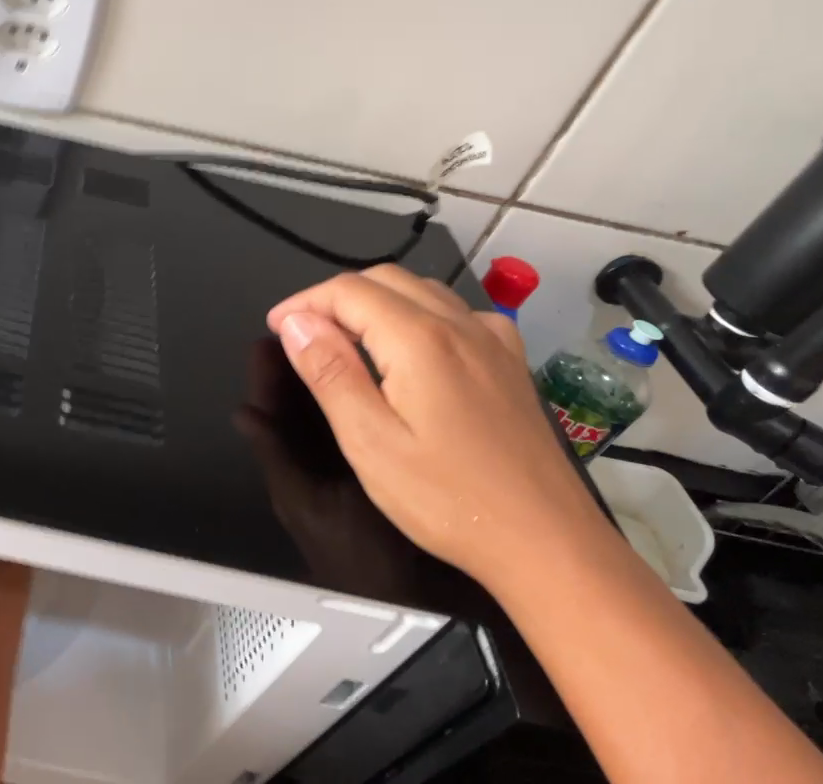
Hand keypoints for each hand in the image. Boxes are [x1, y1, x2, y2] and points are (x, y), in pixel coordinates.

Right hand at [265, 265, 614, 593]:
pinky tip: (413, 349)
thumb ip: (330, 372)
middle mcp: (459, 326)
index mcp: (419, 340)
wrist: (547, 542)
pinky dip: (419, 313)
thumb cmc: (447, 499)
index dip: (303, 302)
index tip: (275, 329)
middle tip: (303, 334)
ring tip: (345, 338)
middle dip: (334, 297)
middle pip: (384, 280)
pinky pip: (457, 313)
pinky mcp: (510, 364)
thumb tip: (296, 322)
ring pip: (422, 290)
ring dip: (375, 300)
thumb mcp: (370, 441)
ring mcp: (492, 342)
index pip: (347, 291)